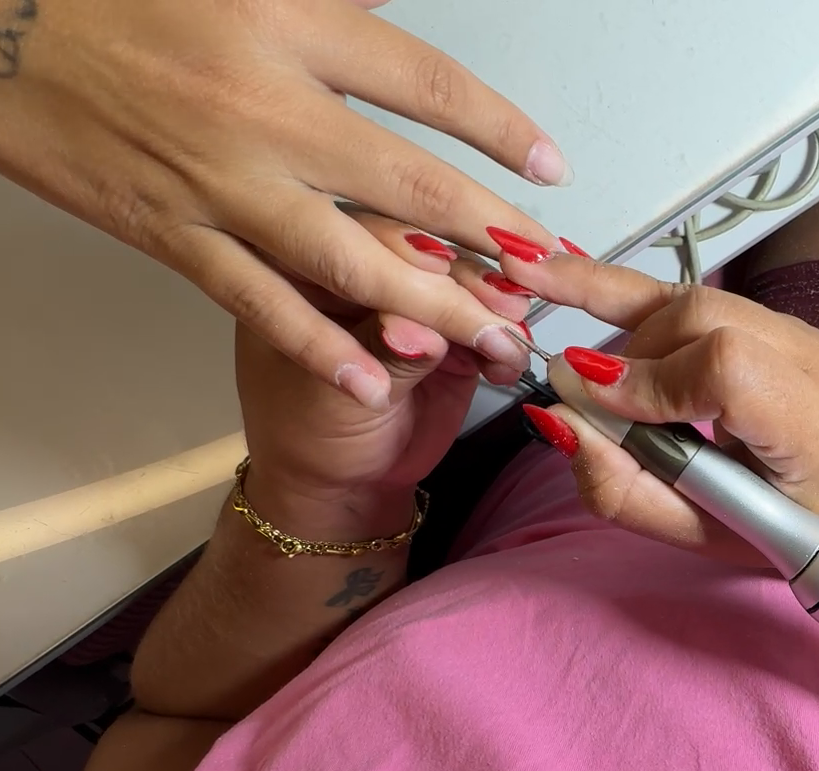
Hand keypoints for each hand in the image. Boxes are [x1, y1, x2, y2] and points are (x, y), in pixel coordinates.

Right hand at [0, 0, 562, 406]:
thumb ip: (329, 6)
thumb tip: (401, 33)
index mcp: (283, 21)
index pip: (430, 87)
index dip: (502, 134)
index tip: (552, 171)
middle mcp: (265, 109)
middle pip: (417, 192)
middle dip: (499, 243)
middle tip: (552, 279)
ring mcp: (221, 181)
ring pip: (358, 263)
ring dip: (441, 309)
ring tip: (501, 342)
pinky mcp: (173, 233)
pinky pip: (261, 304)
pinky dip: (322, 347)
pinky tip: (378, 380)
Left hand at [235, 210, 525, 539]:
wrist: (346, 482)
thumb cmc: (310, 434)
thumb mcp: (332, 395)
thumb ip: (379, 357)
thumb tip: (420, 331)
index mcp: (306, 266)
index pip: (361, 240)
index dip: (410, 255)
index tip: (448, 274)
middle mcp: (364, 272)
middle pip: (425, 253)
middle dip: (468, 280)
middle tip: (503, 306)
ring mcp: (415, 302)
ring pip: (466, 286)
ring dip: (495, 309)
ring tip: (512, 338)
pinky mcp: (454, 335)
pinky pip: (489, 327)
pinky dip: (506, 342)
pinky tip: (510, 360)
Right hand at [498, 253, 818, 564]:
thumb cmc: (773, 527)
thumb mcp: (695, 534)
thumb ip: (625, 489)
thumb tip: (562, 418)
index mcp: (816, 431)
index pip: (728, 368)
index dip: (652, 379)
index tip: (593, 398)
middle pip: (705, 317)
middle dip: (631, 355)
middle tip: (592, 398)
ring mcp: (804, 334)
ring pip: (694, 299)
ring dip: (629, 330)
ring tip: (584, 365)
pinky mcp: (774, 319)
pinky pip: (694, 293)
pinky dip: (626, 288)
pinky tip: (559, 267)